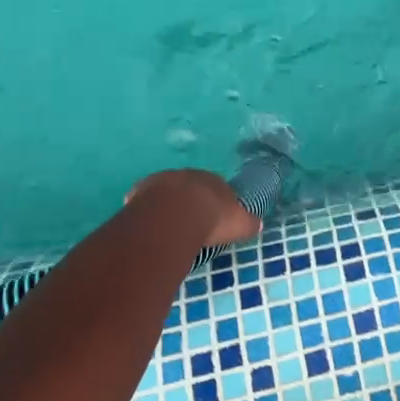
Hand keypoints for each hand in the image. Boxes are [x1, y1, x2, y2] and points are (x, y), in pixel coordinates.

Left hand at [125, 169, 262, 247]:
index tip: (214, 219)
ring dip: (168, 203)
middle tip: (191, 222)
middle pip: (191, 187)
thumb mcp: (240, 225)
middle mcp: (189, 175)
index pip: (218, 188)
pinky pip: (145, 199)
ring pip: (167, 191)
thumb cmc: (212, 219)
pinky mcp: (141, 189)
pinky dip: (148, 209)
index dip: (216, 203)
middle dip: (191, 201)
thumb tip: (258, 224)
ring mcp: (163, 179)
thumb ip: (248, 224)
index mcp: (215, 180)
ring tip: (169, 225)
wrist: (175, 215)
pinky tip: (150, 223)